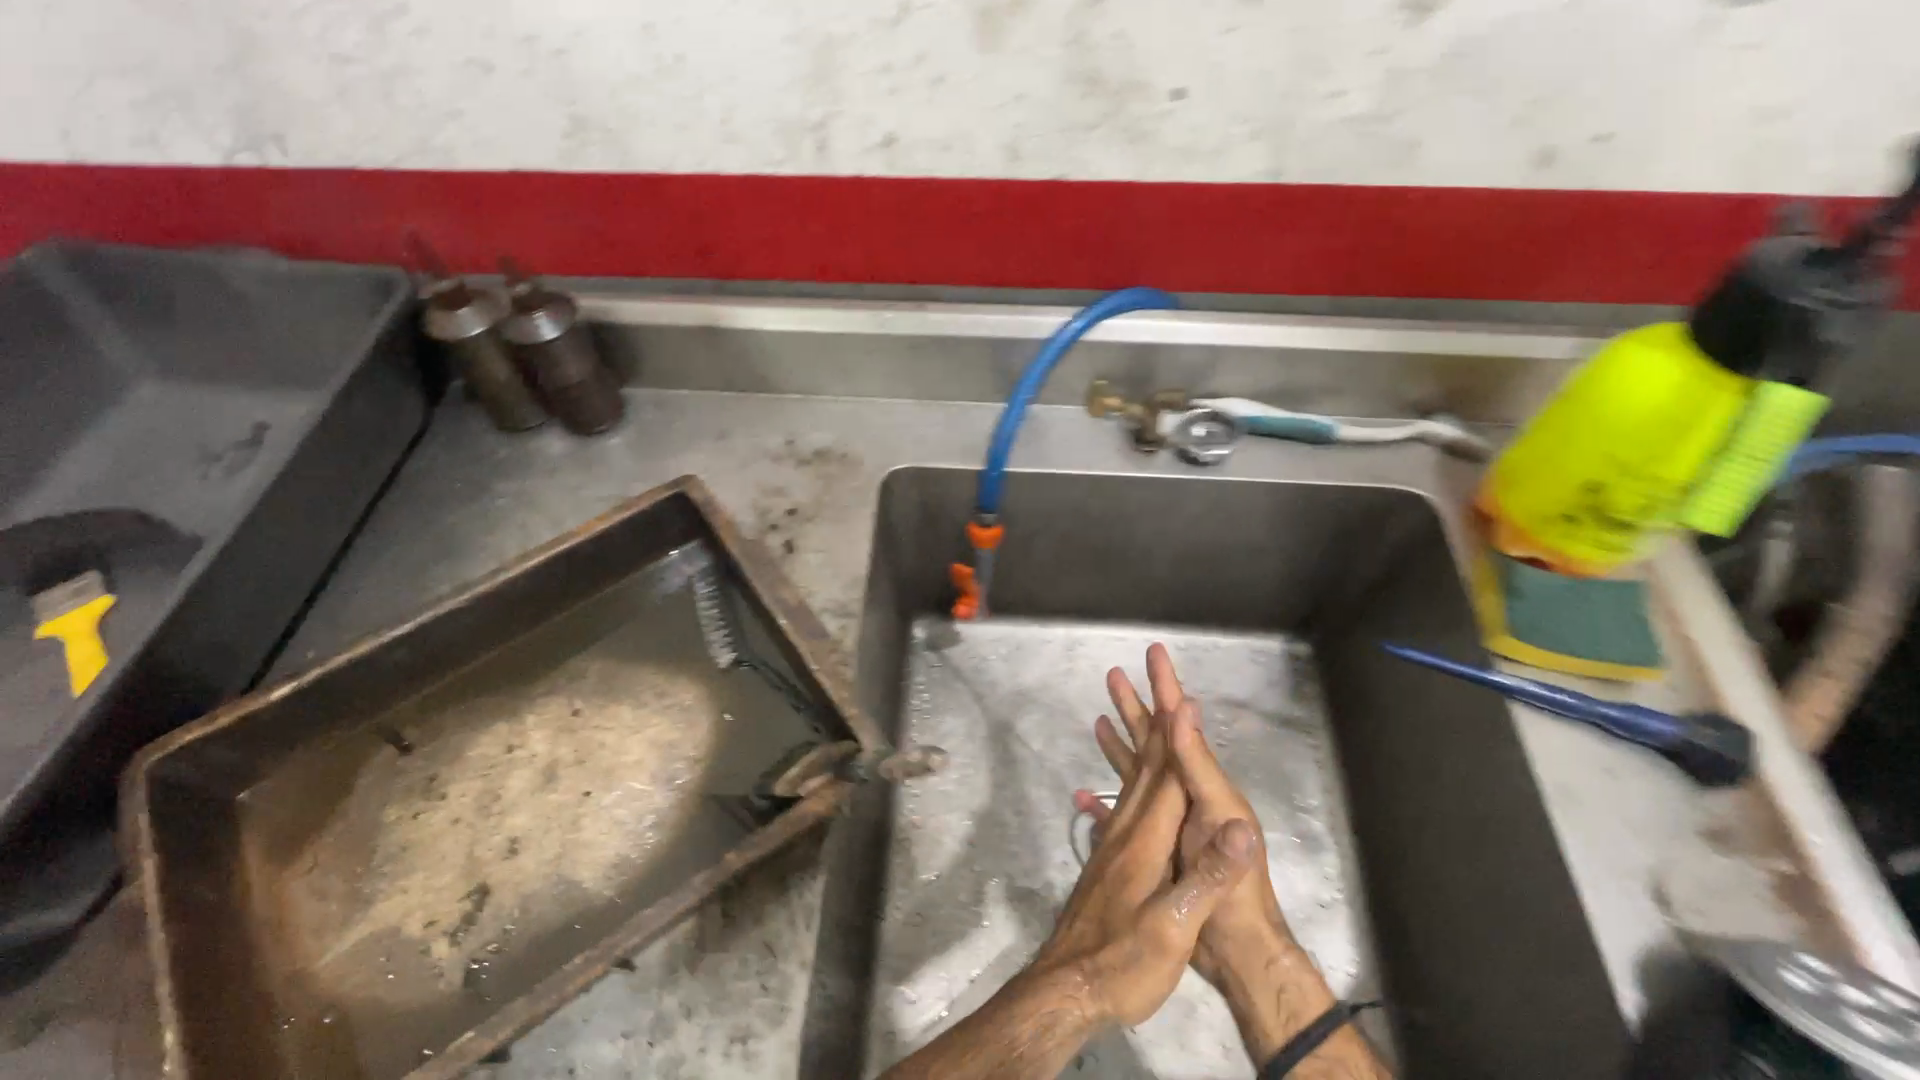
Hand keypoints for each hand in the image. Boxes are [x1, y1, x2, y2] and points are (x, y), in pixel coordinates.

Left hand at [1038, 682, 1256, 1027]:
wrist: (1066, 993)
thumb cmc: (1124, 965)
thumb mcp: (1173, 930)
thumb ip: (1205, 878)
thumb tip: (1241, 829)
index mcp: (1144, 843)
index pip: (1167, 778)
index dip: (1178, 738)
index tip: (1183, 694)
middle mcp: (1124, 835)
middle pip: (1141, 769)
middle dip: (1146, 723)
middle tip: (1138, 680)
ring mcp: (1109, 850)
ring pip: (1124, 786)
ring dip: (1127, 747)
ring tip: (1112, 713)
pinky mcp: (1103, 868)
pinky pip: (1113, 813)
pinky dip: (1115, 788)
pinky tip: (1098, 788)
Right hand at [1081, 643, 1292, 989]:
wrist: (1236, 949)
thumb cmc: (1232, 883)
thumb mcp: (1218, 815)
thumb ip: (1198, 765)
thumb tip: (1182, 710)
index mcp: (1202, 782)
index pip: (1178, 723)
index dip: (1166, 687)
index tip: (1155, 653)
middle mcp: (1183, 796)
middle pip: (1152, 742)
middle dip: (1136, 707)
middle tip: (1114, 674)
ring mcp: (1167, 825)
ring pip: (1136, 773)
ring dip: (1119, 745)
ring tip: (1098, 718)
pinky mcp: (1152, 853)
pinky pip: (1122, 818)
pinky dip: (1102, 804)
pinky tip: (1083, 796)